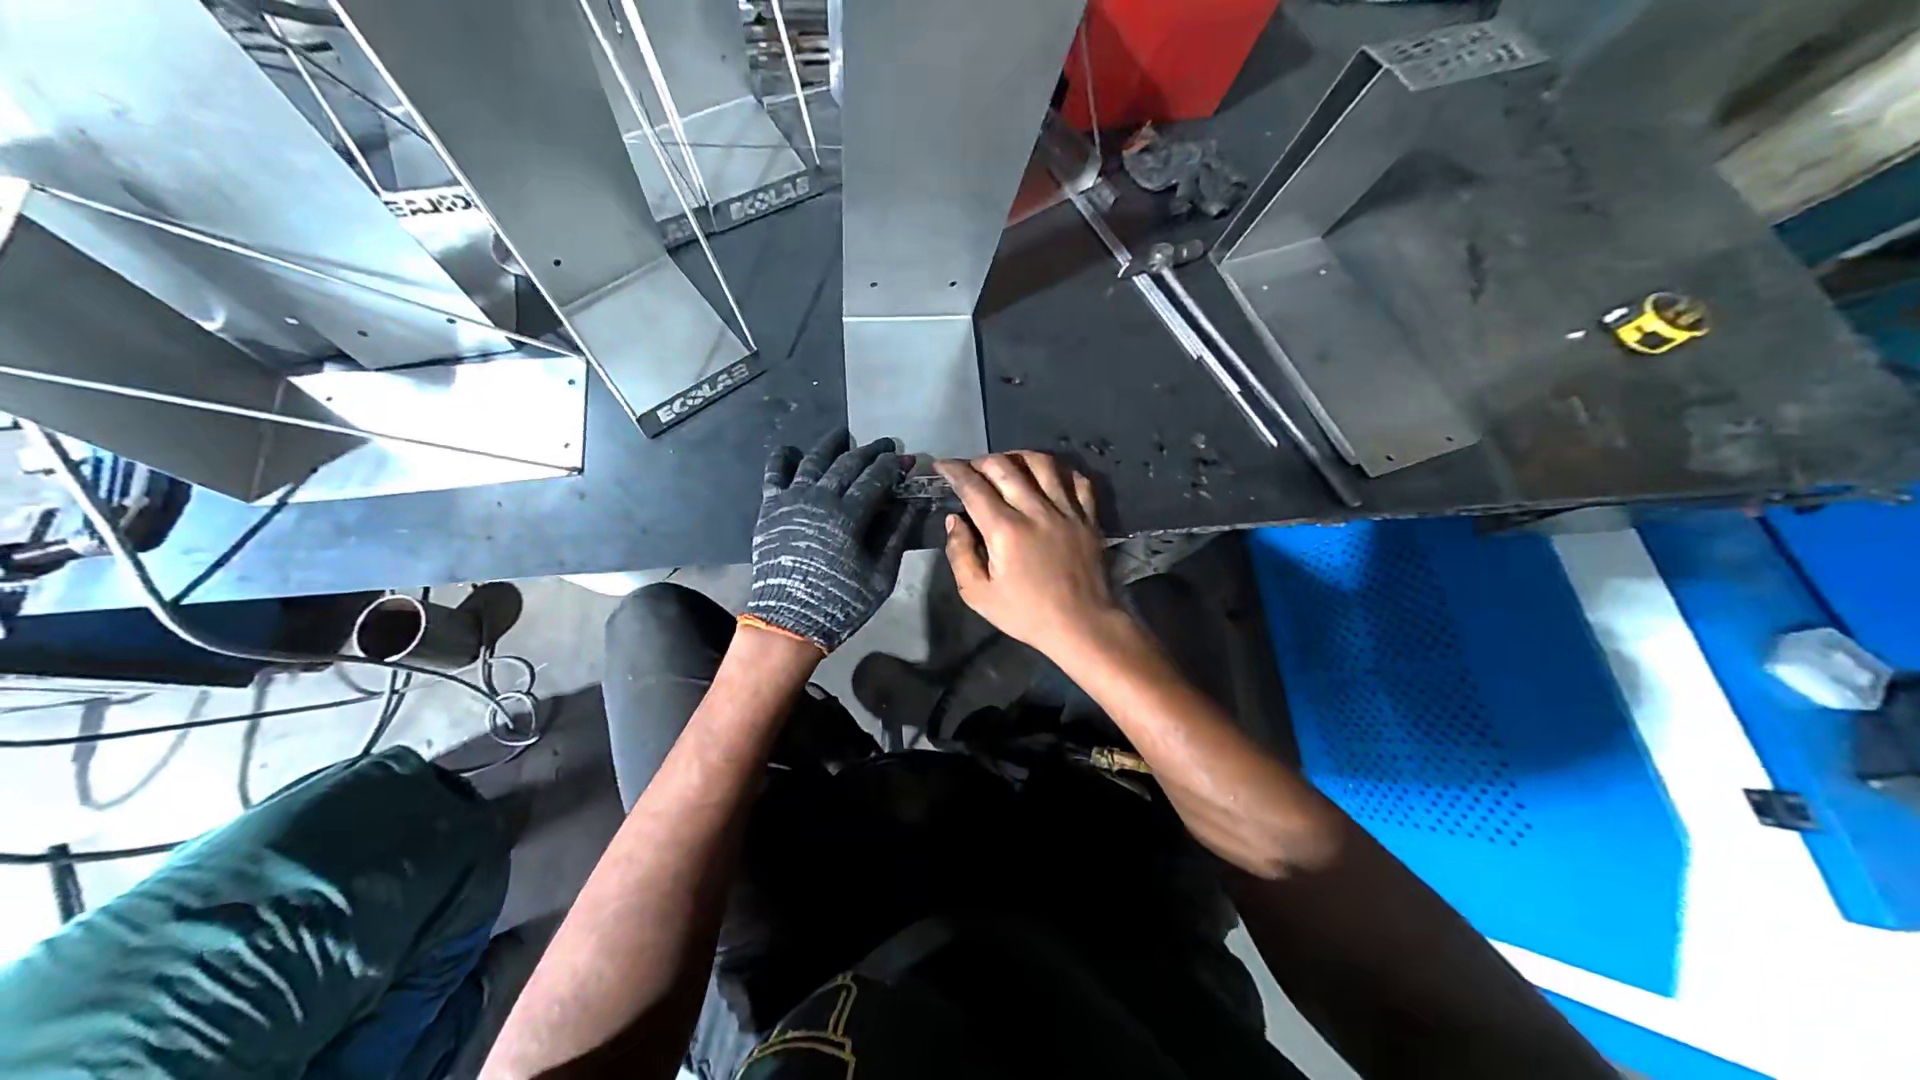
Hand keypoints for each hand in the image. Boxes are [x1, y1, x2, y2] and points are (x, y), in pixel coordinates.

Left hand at [745, 427, 924, 652]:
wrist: (789, 621)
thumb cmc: (840, 602)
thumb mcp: (880, 576)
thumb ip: (895, 536)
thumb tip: (910, 506)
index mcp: (849, 515)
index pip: (875, 478)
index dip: (892, 466)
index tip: (906, 460)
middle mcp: (819, 499)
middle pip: (848, 464)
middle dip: (870, 451)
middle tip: (886, 444)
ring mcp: (792, 501)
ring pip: (814, 461)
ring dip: (832, 445)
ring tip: (844, 435)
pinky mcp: (771, 509)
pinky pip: (775, 475)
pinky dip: (783, 459)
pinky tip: (791, 450)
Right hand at [936, 452, 1122, 656]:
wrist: (1083, 625)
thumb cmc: (1027, 614)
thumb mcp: (978, 594)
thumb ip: (960, 554)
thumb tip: (954, 521)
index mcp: (1005, 530)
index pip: (973, 487)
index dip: (954, 470)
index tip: (942, 465)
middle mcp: (1036, 510)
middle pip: (1005, 466)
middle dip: (981, 461)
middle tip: (971, 469)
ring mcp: (1067, 510)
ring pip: (1042, 463)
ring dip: (1019, 456)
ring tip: (1008, 463)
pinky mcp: (1088, 517)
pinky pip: (1077, 480)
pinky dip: (1060, 471)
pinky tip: (1049, 476)